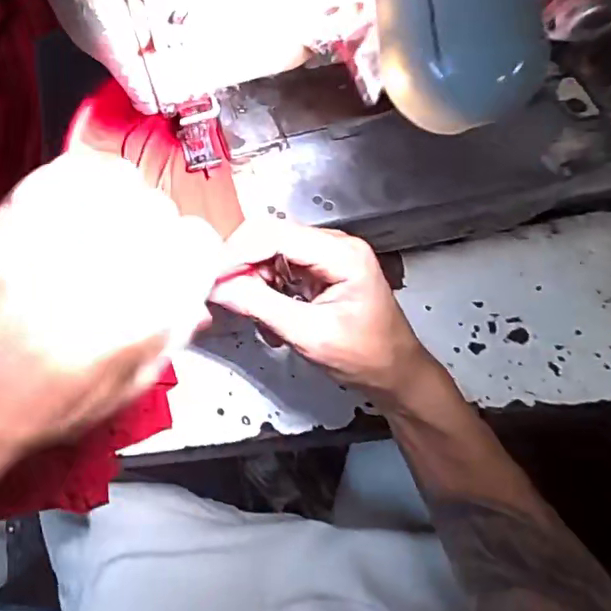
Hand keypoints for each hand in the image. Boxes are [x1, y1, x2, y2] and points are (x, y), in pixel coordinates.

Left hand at [0, 150, 234, 458]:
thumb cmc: (36, 396)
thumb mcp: (127, 384)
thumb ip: (169, 331)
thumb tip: (188, 301)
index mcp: (161, 291)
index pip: (201, 241)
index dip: (183, 259)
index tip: (168, 268)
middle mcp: (123, 242)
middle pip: (160, 209)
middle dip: (146, 236)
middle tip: (115, 265)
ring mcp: (75, 210)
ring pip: (123, 181)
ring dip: (113, 207)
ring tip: (85, 241)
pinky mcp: (32, 192)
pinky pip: (78, 168)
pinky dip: (77, 186)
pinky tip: (62, 220)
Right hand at [211, 220, 440, 402]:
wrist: (397, 375)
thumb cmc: (368, 357)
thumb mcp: (310, 335)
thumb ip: (261, 306)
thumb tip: (219, 288)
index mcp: (341, 253)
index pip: (273, 235)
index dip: (237, 253)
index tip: (213, 277)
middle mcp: (332, 243)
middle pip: (267, 236)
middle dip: (242, 265)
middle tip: (225, 293)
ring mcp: (323, 252)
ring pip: (266, 249)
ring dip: (252, 279)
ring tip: (257, 313)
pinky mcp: (315, 264)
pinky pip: (274, 263)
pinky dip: (263, 286)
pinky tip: (269, 312)